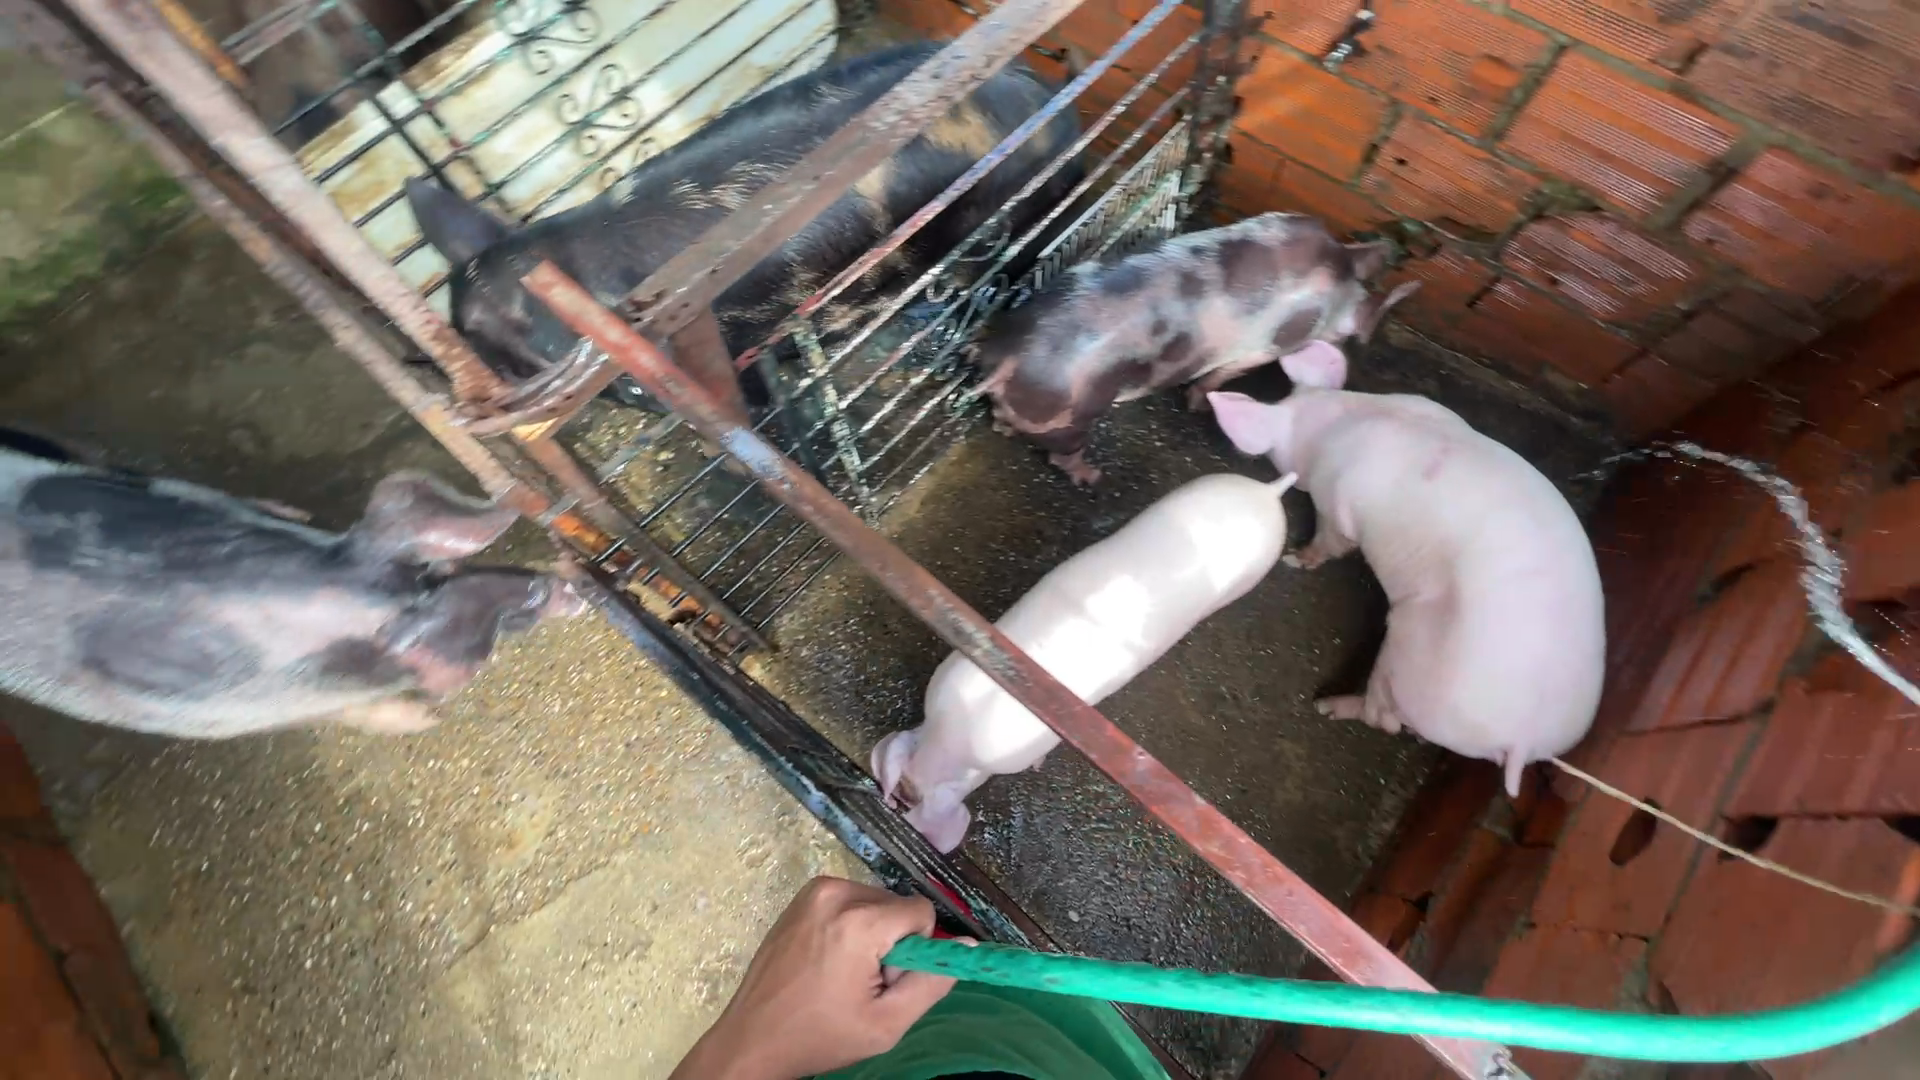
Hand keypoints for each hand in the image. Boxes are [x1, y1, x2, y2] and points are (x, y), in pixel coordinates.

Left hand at [669, 877, 964, 1079]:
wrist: (753, 1037)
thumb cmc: (821, 1035)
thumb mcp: (886, 1024)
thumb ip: (932, 981)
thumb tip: (969, 944)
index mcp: (859, 921)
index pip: (920, 910)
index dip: (913, 948)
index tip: (887, 978)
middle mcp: (838, 891)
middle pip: (896, 905)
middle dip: (892, 939)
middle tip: (862, 980)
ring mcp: (818, 888)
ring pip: (875, 900)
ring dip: (872, 930)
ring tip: (842, 970)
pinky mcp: (805, 892)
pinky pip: (851, 898)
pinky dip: (851, 922)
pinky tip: (828, 956)